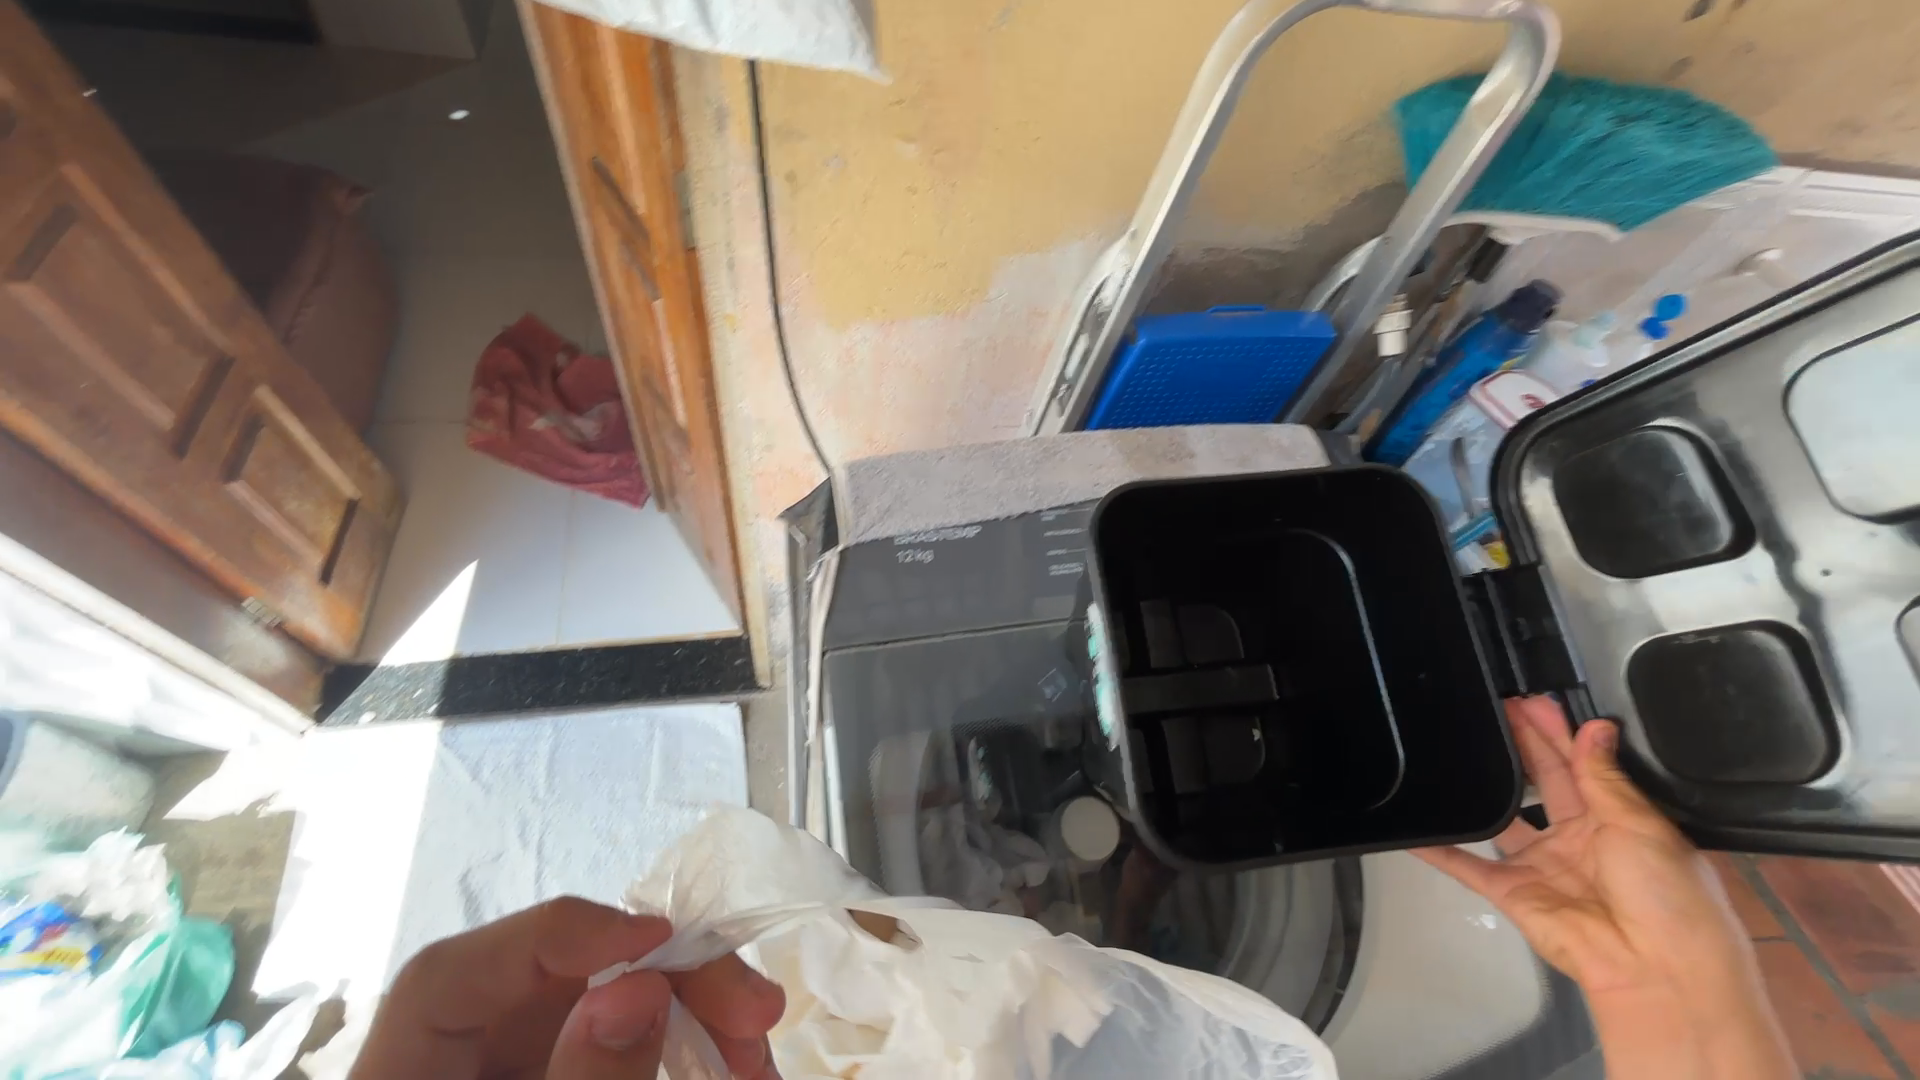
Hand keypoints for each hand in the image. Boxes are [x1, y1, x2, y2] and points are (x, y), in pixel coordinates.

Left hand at [350, 897, 784, 1079]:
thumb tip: (639, 983)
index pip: (447, 981)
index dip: (554, 937)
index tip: (660, 942)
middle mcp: (458, 1075)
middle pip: (556, 983)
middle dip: (666, 980)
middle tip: (756, 1013)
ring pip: (607, 1007)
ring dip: (694, 1016)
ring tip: (759, 1056)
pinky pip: (630, 1048)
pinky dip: (688, 1054)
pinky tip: (737, 1071)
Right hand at [1415, 696, 1793, 1079]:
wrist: (1657, 972)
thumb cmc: (1668, 897)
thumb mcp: (1643, 828)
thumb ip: (1605, 778)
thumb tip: (1595, 727)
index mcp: (1618, 824)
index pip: (1582, 768)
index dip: (1558, 734)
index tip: (1532, 702)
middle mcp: (1578, 841)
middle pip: (1541, 783)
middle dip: (1521, 745)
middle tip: (1495, 707)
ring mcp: (1540, 865)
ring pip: (1501, 816)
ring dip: (1482, 784)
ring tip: (1455, 744)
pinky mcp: (1508, 890)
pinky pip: (1464, 864)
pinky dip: (1436, 848)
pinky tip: (1410, 827)